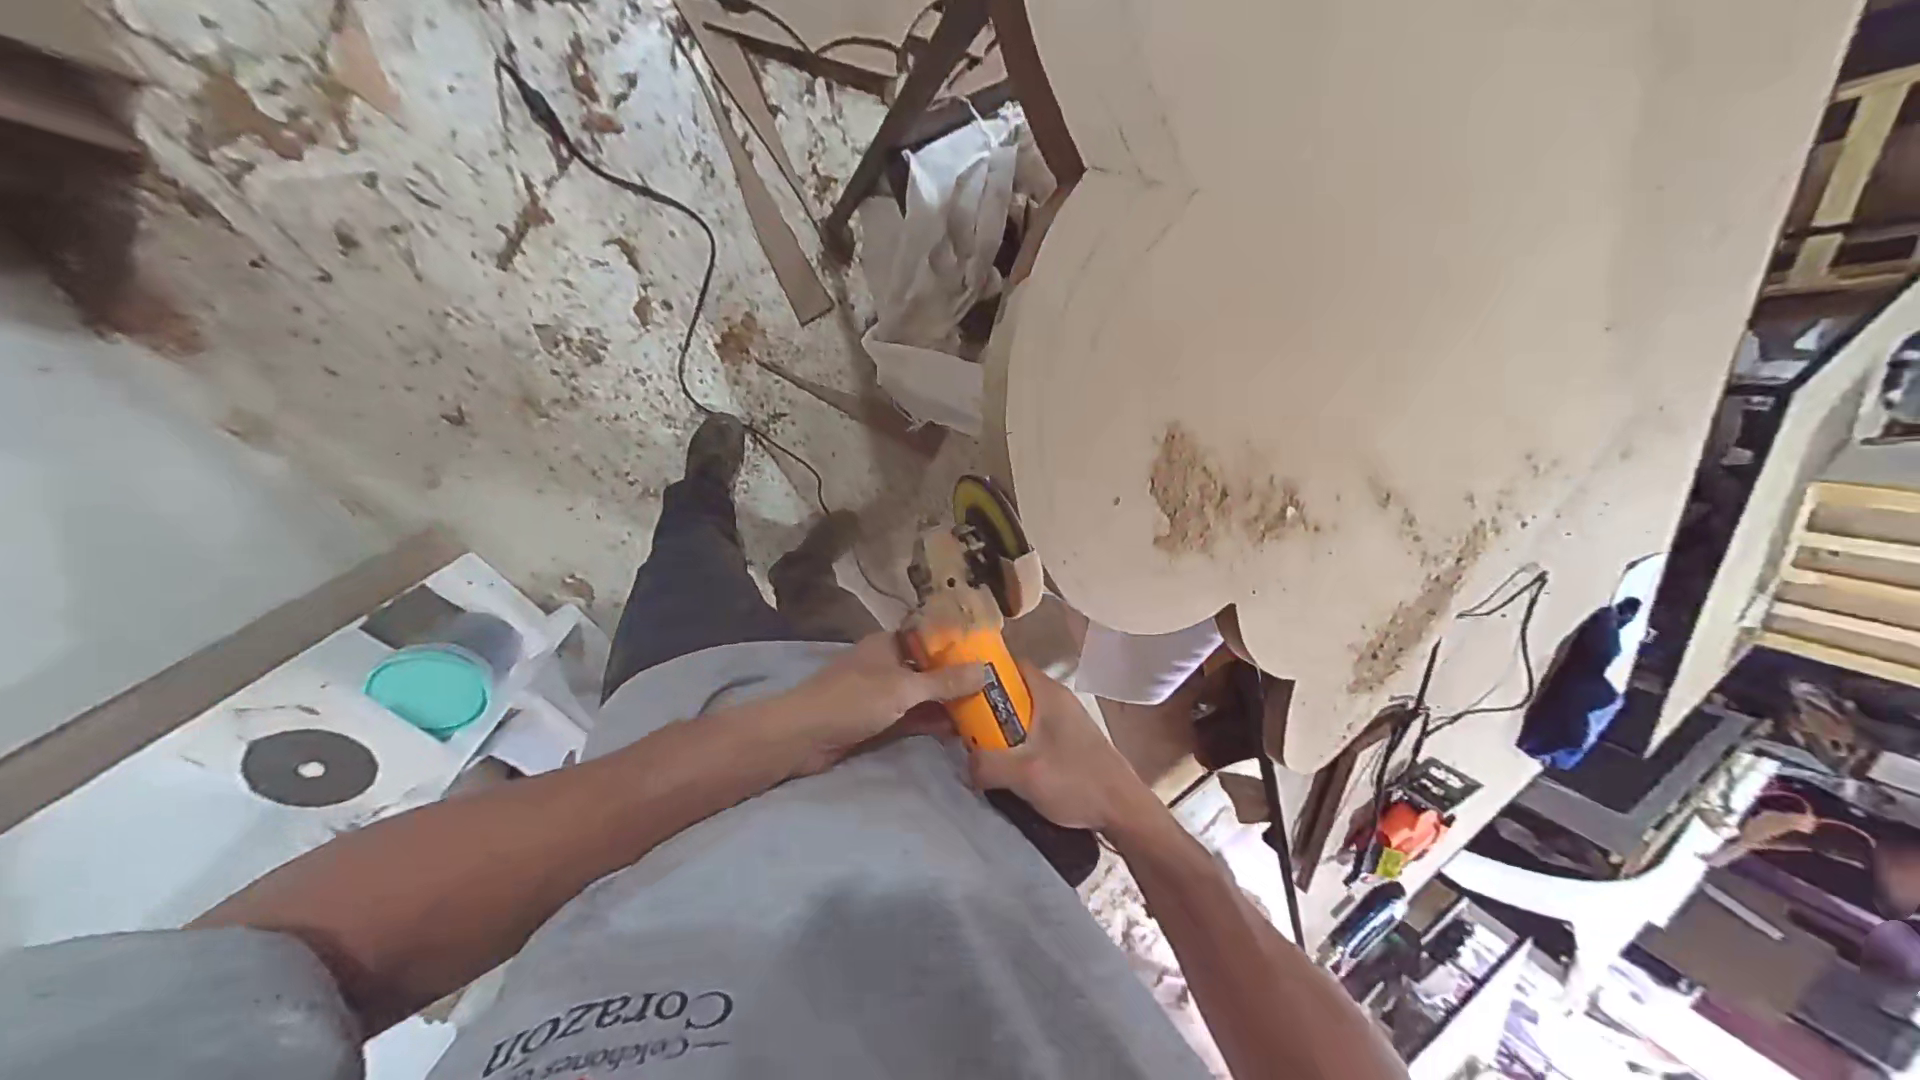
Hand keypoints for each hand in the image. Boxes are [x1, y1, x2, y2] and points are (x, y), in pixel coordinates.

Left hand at [775, 632, 985, 775]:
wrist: (802, 736)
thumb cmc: (852, 700)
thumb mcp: (903, 689)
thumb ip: (944, 682)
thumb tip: (986, 671)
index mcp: (890, 644)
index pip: (930, 635)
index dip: (958, 642)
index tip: (989, 651)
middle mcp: (888, 664)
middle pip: (929, 667)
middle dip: (958, 677)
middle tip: (995, 687)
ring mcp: (882, 693)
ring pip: (923, 694)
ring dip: (948, 703)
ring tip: (985, 711)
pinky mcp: (878, 719)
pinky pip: (913, 716)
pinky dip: (932, 721)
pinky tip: (959, 729)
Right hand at [967, 662, 1157, 831]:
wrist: (1123, 811)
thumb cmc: (1077, 782)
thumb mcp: (1024, 774)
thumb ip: (986, 764)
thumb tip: (965, 763)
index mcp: (1048, 692)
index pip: (1007, 664)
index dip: (980, 672)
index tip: (956, 690)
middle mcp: (1057, 698)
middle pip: (1011, 690)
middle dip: (985, 707)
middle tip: (961, 727)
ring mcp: (1065, 720)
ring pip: (1020, 713)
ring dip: (999, 730)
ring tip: (978, 749)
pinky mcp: (1068, 741)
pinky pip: (1032, 731)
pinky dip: (1015, 742)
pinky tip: (1006, 765)